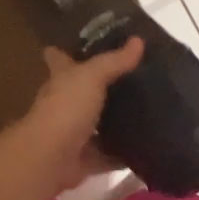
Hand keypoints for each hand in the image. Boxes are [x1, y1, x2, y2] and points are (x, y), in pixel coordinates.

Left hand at [9, 37, 144, 193]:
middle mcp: (63, 105)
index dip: (66, 50)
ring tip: (148, 111)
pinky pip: (108, 156)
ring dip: (115, 122)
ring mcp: (73, 134)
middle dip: (101, 87)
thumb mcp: (91, 77)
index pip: (59, 59)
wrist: (51, 158)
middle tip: (134, 78)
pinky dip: (123, 154)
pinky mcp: (84, 160)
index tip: (82, 43)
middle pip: (82, 93)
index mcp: (60, 80)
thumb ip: (114, 61)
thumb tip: (138, 39)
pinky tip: (145, 146)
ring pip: (97, 126)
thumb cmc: (65, 109)